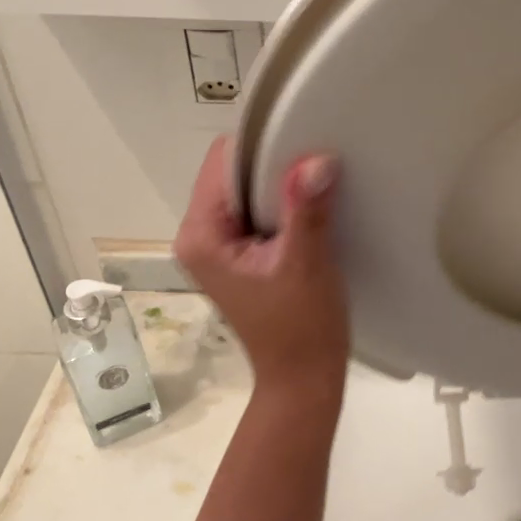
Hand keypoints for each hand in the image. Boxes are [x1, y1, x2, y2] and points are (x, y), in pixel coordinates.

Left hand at [174, 137, 349, 398]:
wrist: (304, 380)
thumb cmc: (301, 329)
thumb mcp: (307, 264)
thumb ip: (306, 210)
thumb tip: (316, 159)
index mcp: (201, 235)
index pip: (223, 162)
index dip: (262, 146)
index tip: (303, 140)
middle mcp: (201, 235)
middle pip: (234, 172)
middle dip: (275, 163)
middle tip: (318, 160)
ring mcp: (220, 246)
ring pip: (250, 190)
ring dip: (283, 185)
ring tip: (319, 182)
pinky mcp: (242, 255)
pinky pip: (260, 211)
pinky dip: (286, 204)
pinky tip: (314, 206)